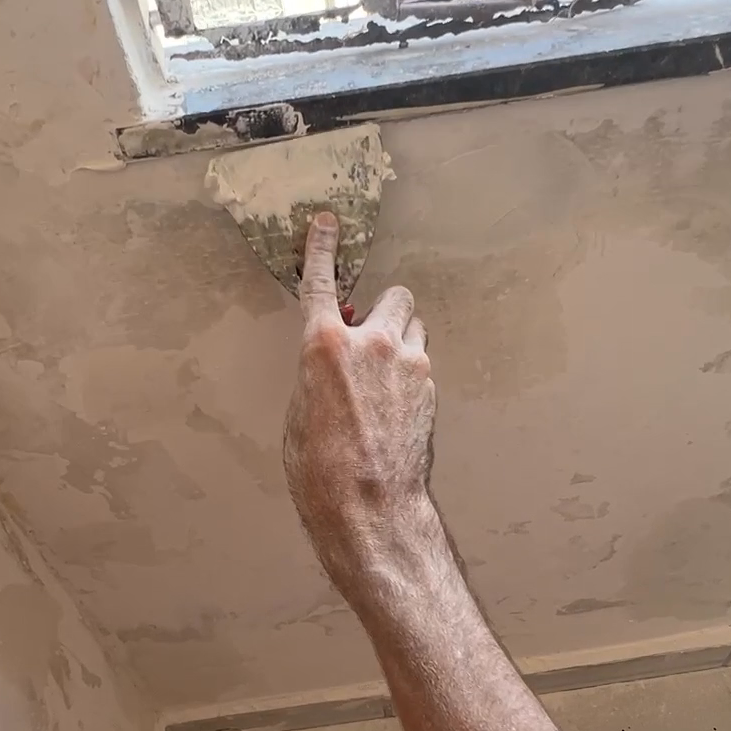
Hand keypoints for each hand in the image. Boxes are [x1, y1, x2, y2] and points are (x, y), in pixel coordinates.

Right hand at [282, 213, 435, 562]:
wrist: (370, 506)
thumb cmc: (319, 470)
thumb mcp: (300, 412)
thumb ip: (318, 372)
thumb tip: (332, 364)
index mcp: (325, 346)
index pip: (321, 283)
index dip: (322, 250)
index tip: (327, 225)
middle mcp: (372, 343)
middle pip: (394, 295)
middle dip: (383, 310)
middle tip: (370, 336)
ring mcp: (409, 363)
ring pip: (414, 325)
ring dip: (400, 337)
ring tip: (385, 374)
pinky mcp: (430, 387)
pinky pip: (421, 362)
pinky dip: (410, 372)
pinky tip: (396, 406)